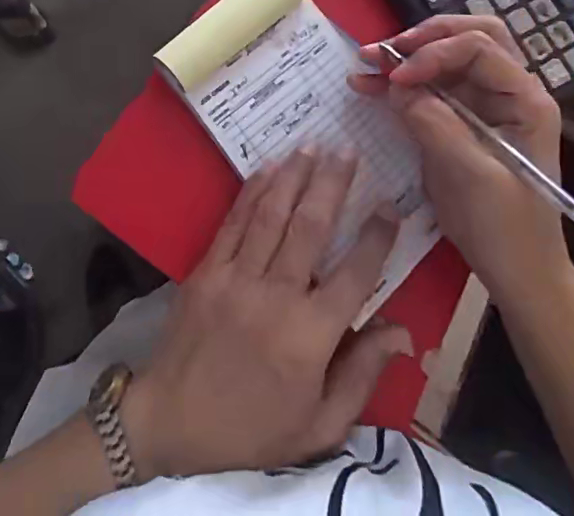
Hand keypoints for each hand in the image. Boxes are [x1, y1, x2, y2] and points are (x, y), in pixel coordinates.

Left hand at [121, 149, 412, 480]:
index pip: (355, 275)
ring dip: (293, 177)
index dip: (377, 237)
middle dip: (332, 184)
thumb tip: (402, 331)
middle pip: (311, 229)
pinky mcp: (207, 270)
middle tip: (347, 150)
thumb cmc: (252, 428)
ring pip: (272, 216)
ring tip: (311, 145)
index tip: (391, 204)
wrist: (171, 422)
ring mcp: (237, 278)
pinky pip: (234, 222)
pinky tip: (267, 169)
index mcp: (310, 336)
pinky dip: (252, 192)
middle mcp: (276, 297)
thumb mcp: (319, 425)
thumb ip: (362, 374)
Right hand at [349, 15, 569, 291]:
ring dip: (406, 56)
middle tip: (387, 51)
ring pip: (444, 58)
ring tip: (367, 60)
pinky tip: (368, 85)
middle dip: (424, 38)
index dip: (435, 53)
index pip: (479, 48)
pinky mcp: (458, 120)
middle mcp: (506, 91)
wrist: (518, 271)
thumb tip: (396, 86)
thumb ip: (435, 124)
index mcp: (525, 98)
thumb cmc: (508, 227)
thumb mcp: (472, 176)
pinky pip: (428, 88)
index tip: (398, 78)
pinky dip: (399, 83)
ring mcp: (482, 104)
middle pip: (467, 37)